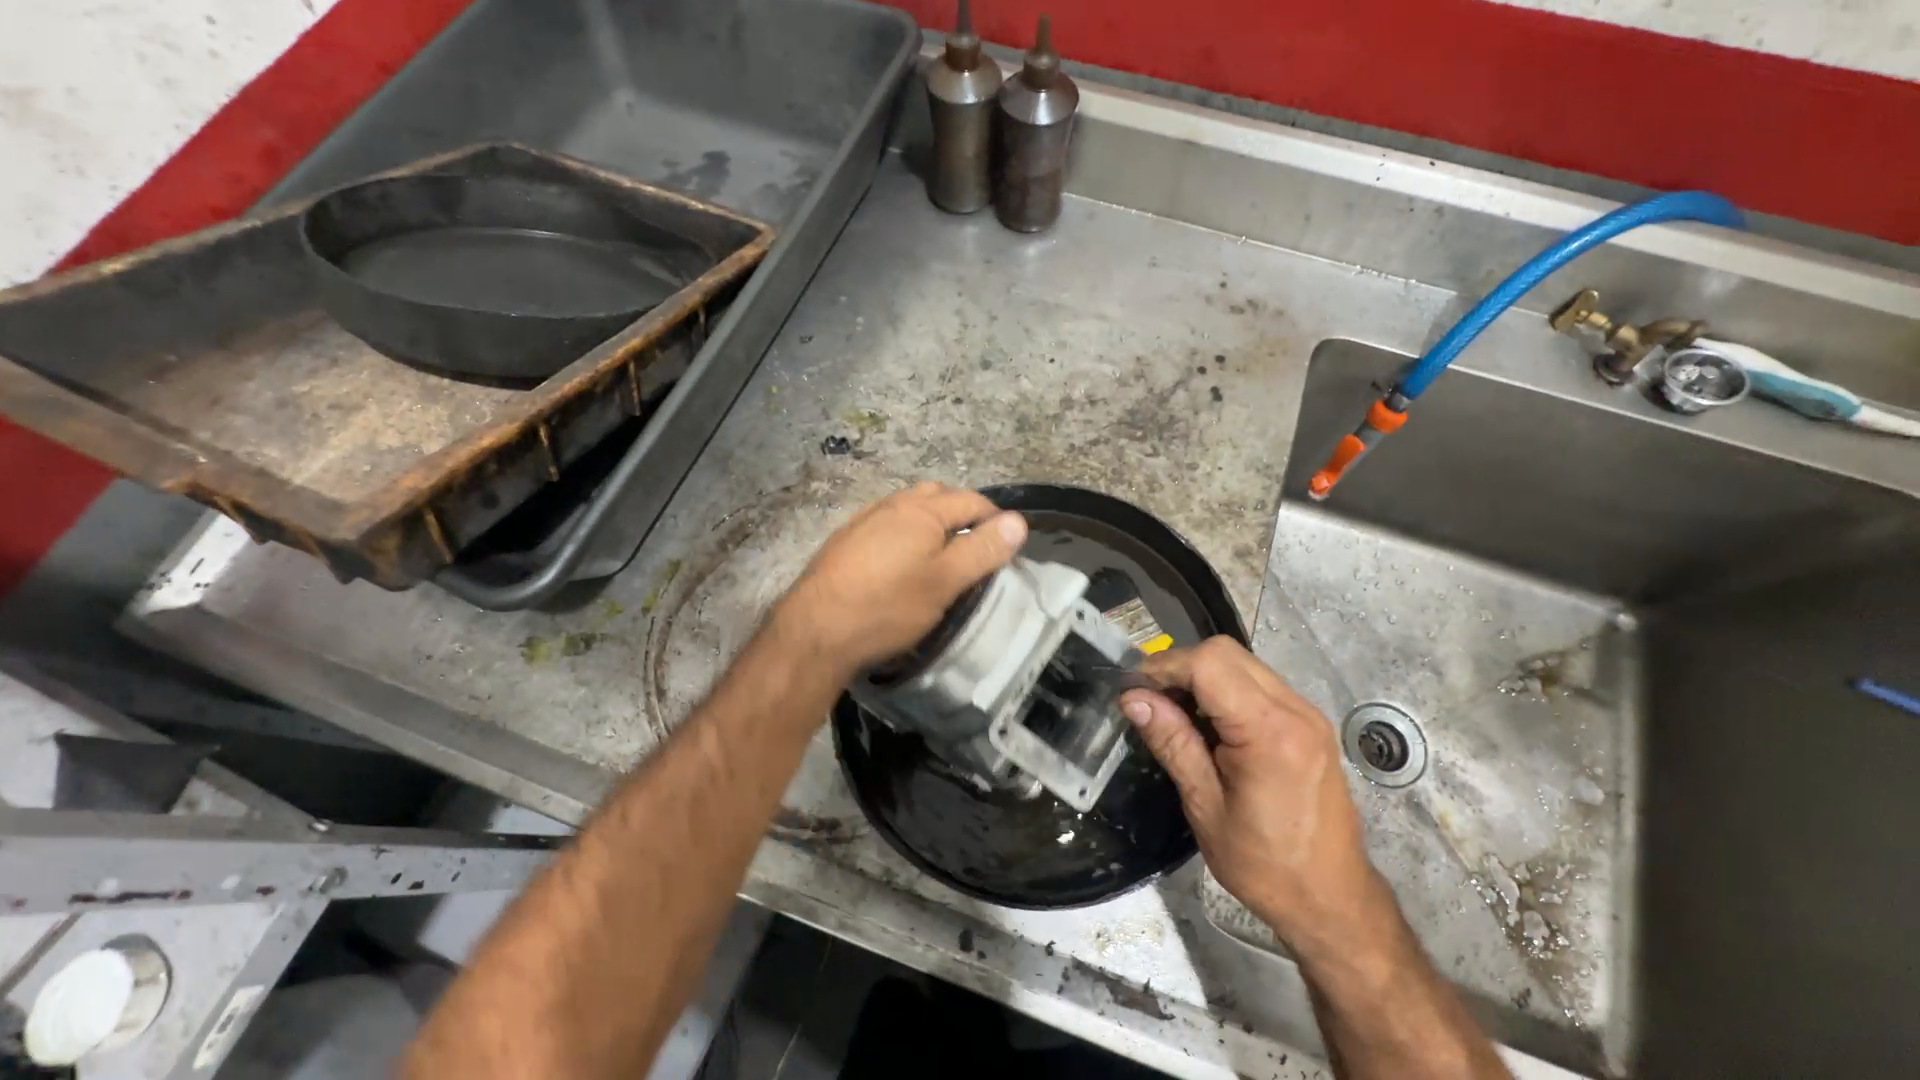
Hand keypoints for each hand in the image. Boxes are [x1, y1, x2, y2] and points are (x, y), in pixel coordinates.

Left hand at [771, 483, 1026, 675]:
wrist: (816, 630)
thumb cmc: (888, 606)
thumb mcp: (945, 582)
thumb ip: (982, 550)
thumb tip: (1018, 521)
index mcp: (921, 510)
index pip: (970, 500)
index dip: (995, 518)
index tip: (1007, 545)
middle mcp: (891, 506)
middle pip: (936, 496)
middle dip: (962, 512)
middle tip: (976, 545)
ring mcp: (863, 522)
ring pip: (907, 510)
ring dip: (931, 522)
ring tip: (943, 554)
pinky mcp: (844, 544)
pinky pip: (885, 527)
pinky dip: (905, 535)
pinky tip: (902, 564)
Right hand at [1120, 638, 1388, 954]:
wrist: (1332, 899)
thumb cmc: (1265, 865)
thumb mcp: (1205, 807)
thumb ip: (1173, 743)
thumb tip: (1134, 698)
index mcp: (1270, 732)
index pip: (1209, 664)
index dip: (1164, 668)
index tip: (1133, 692)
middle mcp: (1296, 710)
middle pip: (1226, 653)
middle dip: (1180, 667)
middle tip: (1149, 701)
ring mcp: (1308, 714)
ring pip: (1243, 664)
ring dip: (1202, 677)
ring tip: (1173, 714)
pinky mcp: (1310, 724)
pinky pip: (1259, 685)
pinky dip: (1225, 690)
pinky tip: (1207, 726)